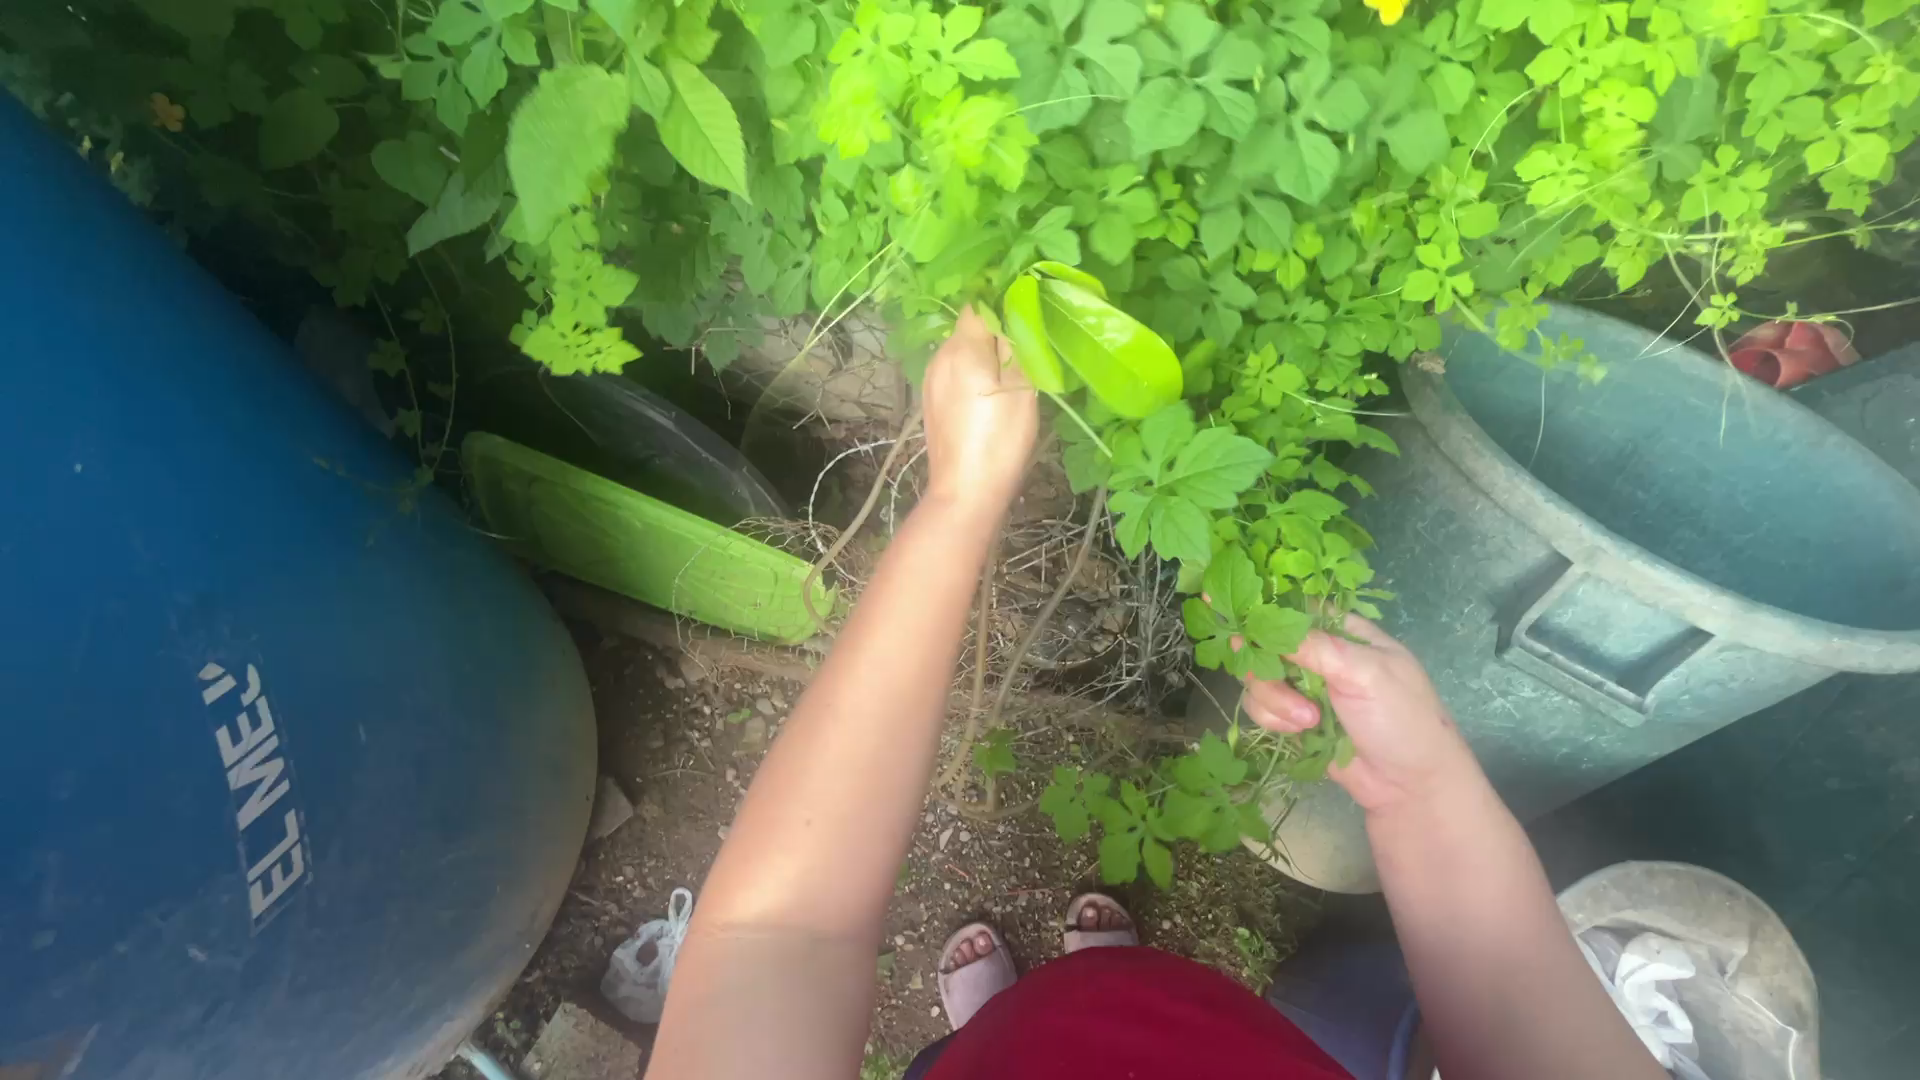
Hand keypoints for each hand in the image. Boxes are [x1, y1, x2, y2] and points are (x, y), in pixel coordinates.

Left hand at [920, 305, 1037, 517]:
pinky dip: (973, 376)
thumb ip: (1017, 344)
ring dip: (985, 357)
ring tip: (1011, 378)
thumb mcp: (1020, 388)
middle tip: (1027, 351)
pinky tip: (989, 398)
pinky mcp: (932, 403)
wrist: (965, 493)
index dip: (1004, 303)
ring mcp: (931, 382)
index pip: (980, 304)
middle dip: (997, 333)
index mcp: (961, 348)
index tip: (1029, 315)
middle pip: (969, 328)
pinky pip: (955, 375)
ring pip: (962, 352)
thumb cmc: (998, 441)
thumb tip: (1016, 309)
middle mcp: (938, 358)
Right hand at [1240, 614, 1483, 815]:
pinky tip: (1299, 732)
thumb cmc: (1401, 720)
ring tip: (1308, 720)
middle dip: (1266, 667)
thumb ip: (1315, 646)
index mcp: (1342, 631)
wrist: (1408, 787)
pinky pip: (1259, 705)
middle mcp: (1317, 653)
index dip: (1261, 612)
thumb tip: (1258, 626)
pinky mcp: (1290, 715)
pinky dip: (1272, 719)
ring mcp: (1302, 685)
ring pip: (1257, 676)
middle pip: (1264, 642)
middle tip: (1274, 680)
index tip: (1238, 621)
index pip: (1292, 607)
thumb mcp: (1366, 674)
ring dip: (1274, 700)